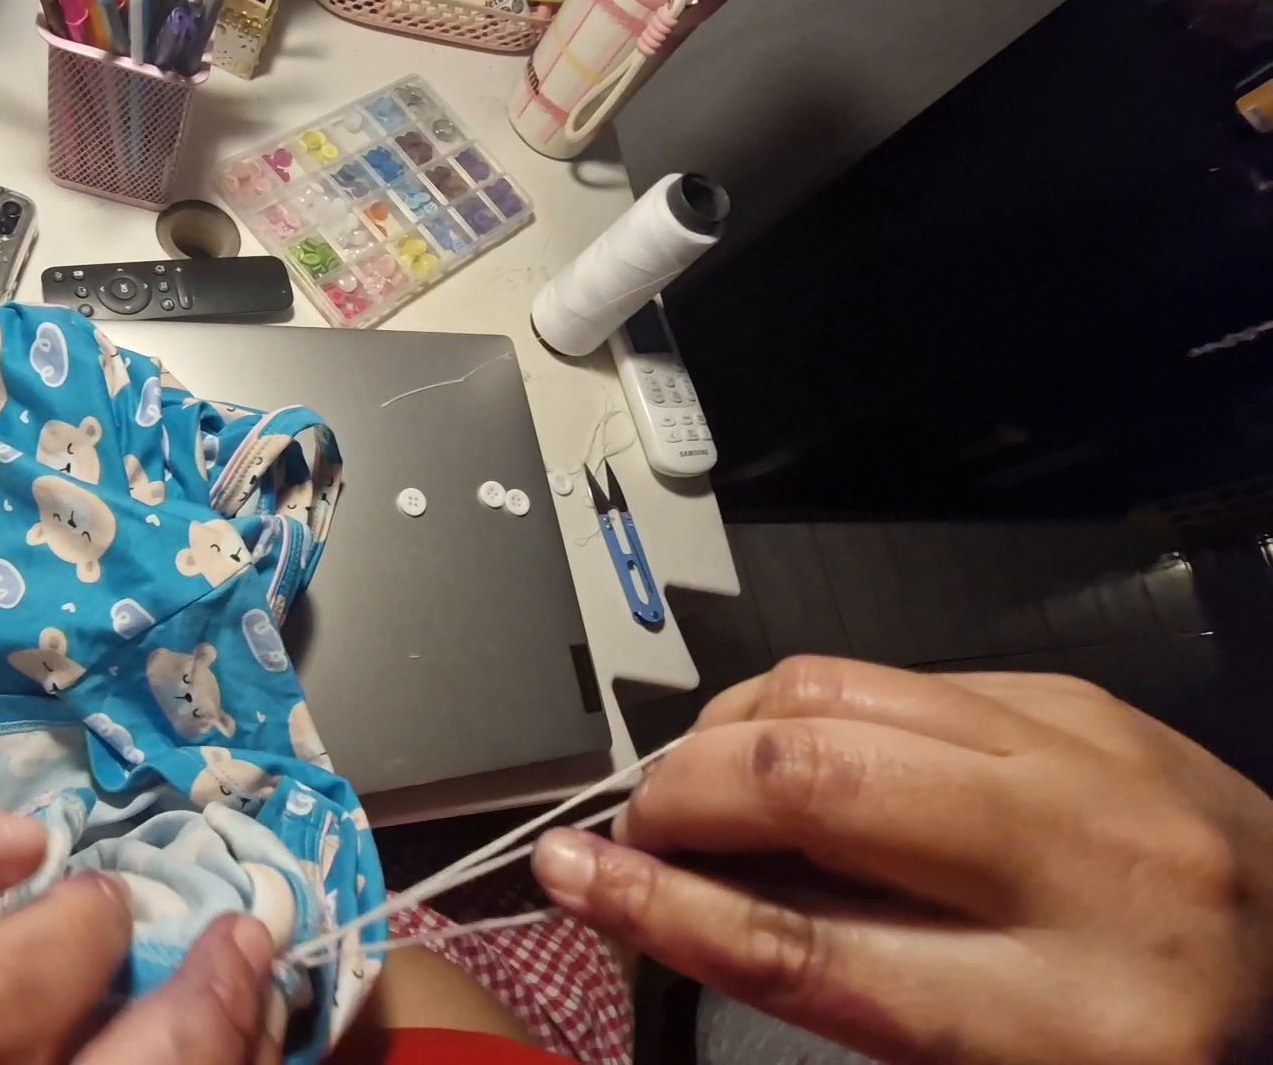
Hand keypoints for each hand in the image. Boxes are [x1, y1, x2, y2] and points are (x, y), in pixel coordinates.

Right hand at [532, 657, 1272, 1063]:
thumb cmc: (1131, 1044)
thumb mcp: (978, 1053)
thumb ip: (822, 959)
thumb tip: (662, 884)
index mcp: (1081, 1026)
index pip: (809, 949)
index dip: (662, 904)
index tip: (568, 869)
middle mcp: (1096, 869)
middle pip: (811, 781)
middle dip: (682, 791)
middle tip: (638, 820)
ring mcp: (1085, 752)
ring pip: (821, 693)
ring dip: (721, 732)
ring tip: (706, 778)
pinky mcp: (1062, 694)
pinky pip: (867, 673)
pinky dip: (785, 705)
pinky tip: (787, 743)